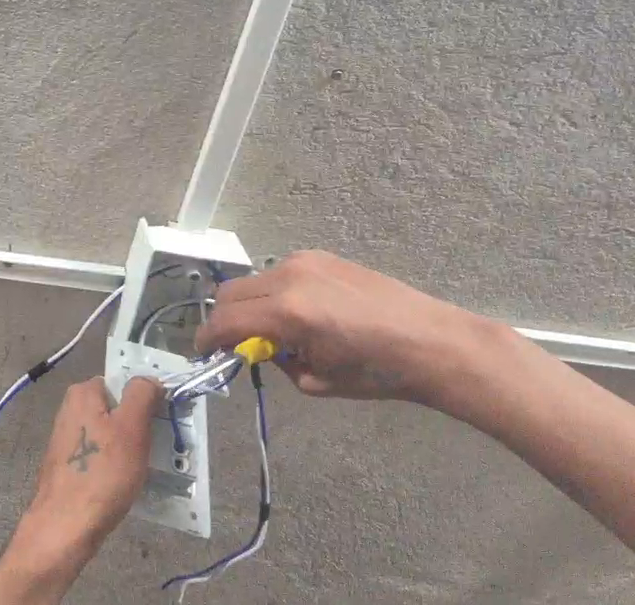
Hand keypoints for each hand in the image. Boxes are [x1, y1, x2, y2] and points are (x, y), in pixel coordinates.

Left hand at [0, 376, 162, 601]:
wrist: (66, 524)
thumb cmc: (103, 473)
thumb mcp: (131, 428)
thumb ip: (141, 395)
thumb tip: (149, 378)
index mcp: (83, 392)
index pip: (122, 383)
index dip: (145, 400)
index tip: (164, 422)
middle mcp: (71, 408)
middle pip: (116, 408)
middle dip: (139, 426)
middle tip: (160, 447)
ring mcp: (68, 437)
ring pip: (110, 433)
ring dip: (130, 447)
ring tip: (149, 467)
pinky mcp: (69, 462)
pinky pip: (101, 454)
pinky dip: (116, 463)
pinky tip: (128, 481)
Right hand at [194, 251, 499, 410]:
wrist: (432, 342)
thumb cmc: (379, 372)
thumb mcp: (317, 380)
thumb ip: (277, 361)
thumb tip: (259, 348)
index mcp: (288, 313)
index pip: (226, 321)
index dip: (207, 338)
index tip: (202, 350)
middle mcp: (288, 278)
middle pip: (229, 293)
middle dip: (223, 319)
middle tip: (234, 343)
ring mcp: (304, 261)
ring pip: (253, 281)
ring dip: (251, 305)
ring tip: (276, 330)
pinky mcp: (320, 256)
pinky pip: (279, 273)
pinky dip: (274, 293)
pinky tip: (302, 313)